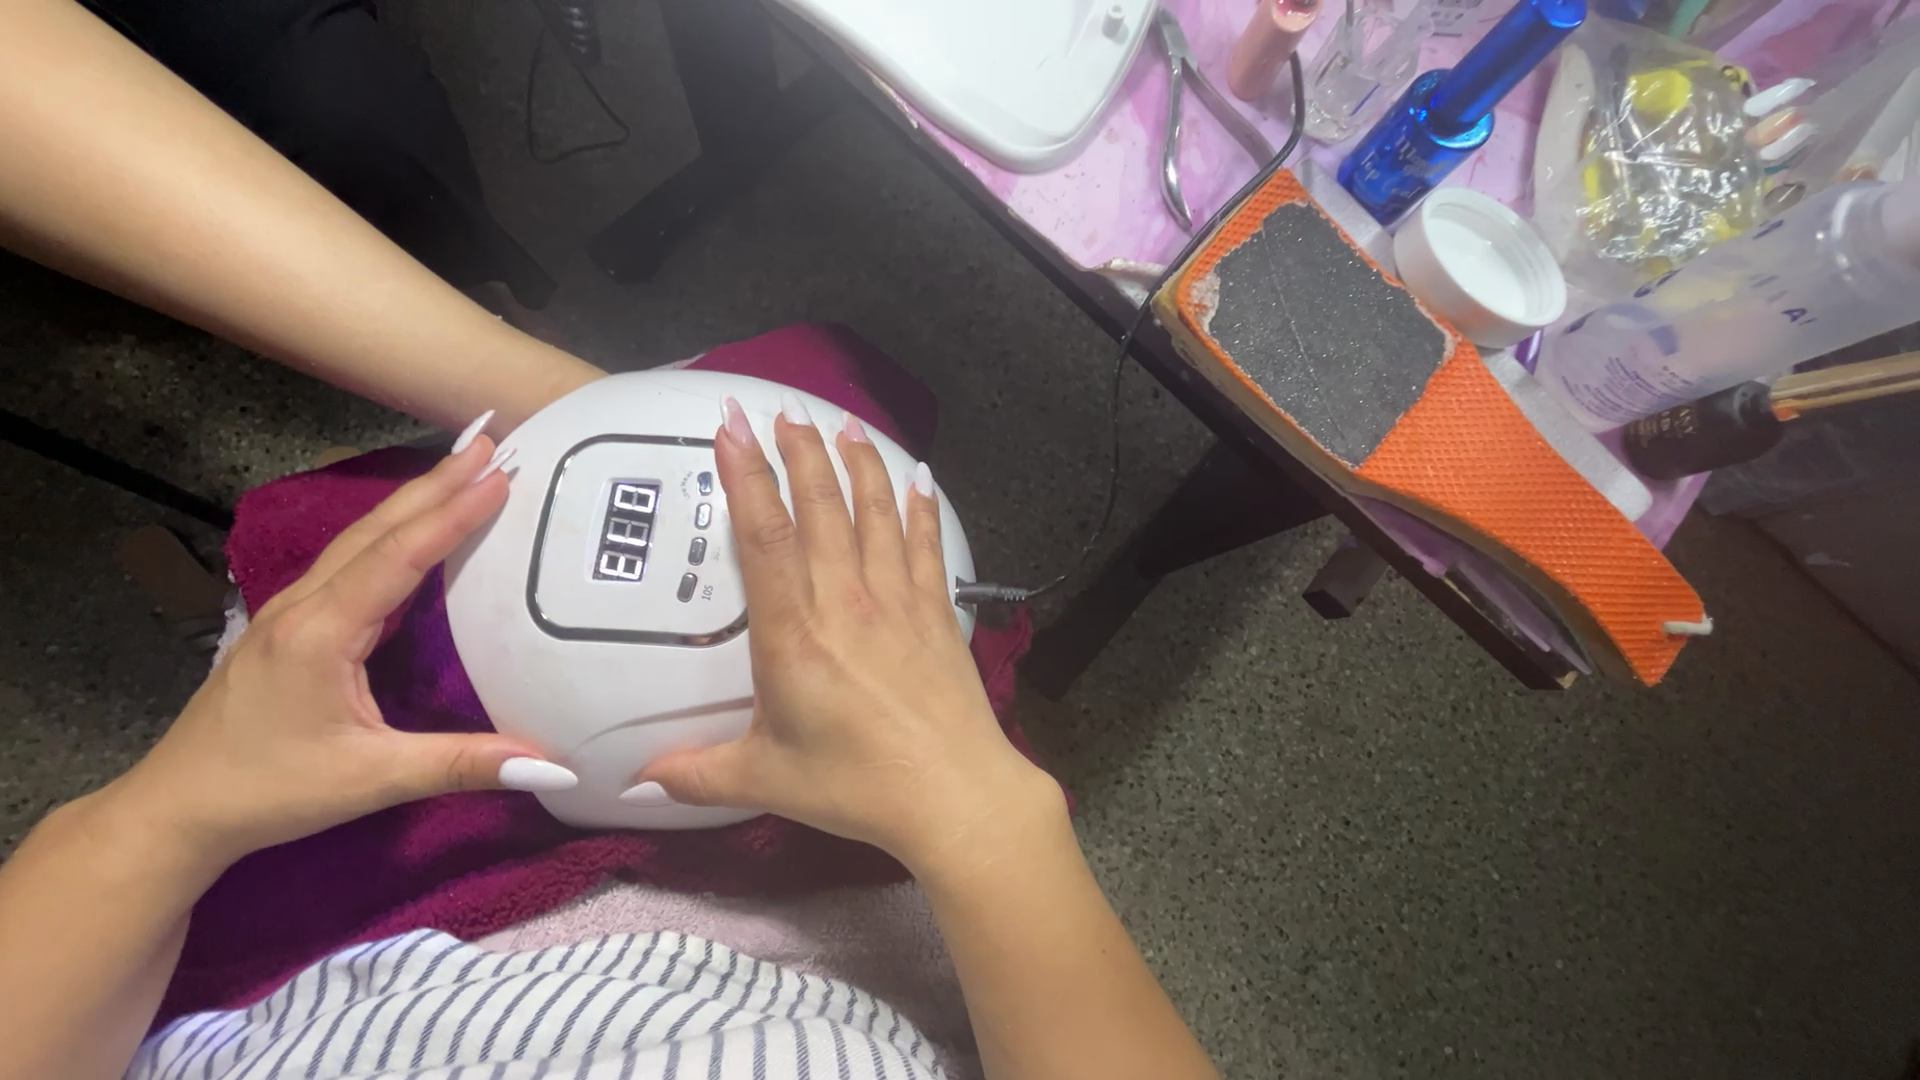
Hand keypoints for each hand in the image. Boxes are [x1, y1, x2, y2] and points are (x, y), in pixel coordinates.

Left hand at [96, 428, 574, 872]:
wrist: (175, 810)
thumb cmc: (271, 790)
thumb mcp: (373, 779)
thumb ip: (465, 764)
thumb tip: (554, 766)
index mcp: (322, 631)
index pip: (398, 557)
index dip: (452, 514)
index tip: (498, 475)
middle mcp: (306, 605)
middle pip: (378, 528)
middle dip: (436, 481)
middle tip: (489, 441)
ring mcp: (296, 608)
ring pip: (364, 536)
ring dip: (418, 497)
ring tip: (465, 465)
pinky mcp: (300, 621)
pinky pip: (358, 558)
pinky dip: (399, 527)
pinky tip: (423, 522)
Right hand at [639, 396, 1057, 870]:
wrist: (953, 793)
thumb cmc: (856, 785)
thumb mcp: (766, 780)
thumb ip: (698, 774)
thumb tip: (638, 781)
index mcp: (794, 633)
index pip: (765, 537)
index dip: (747, 476)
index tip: (732, 427)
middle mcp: (846, 600)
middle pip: (822, 508)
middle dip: (800, 453)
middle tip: (782, 410)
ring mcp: (898, 601)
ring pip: (874, 514)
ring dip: (857, 465)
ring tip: (843, 425)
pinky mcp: (937, 612)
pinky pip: (925, 545)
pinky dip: (920, 508)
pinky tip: (918, 478)